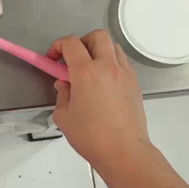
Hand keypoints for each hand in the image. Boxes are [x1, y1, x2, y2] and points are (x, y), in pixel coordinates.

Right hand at [49, 30, 152, 170]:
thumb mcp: (64, 116)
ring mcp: (124, 74)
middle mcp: (108, 66)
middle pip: (97, 36)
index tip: (53, 58)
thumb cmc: (91, 136)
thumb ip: (62, 95)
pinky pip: (122, 63)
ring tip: (90, 69)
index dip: (58, 46)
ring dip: (99, 51)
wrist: (123, 151)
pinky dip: (111, 64)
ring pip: (113, 47)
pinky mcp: (135, 84)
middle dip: (82, 42)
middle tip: (74, 59)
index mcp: (86, 72)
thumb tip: (65, 85)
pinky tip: (104, 83)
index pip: (71, 44)